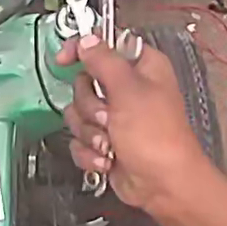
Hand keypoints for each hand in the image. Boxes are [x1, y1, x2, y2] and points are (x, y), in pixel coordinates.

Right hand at [54, 33, 217, 212]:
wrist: (163, 186)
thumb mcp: (129, 90)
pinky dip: (90, 152)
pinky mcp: (104, 142)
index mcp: (141, 67)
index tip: (63, 59)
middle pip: (84, 83)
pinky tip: (107, 160)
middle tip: (108, 118)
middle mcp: (127, 89)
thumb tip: (86, 40)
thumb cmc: (154, 134)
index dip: (82, 49)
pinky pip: (79, 139)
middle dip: (90, 106)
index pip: (104, 44)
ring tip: (110, 144)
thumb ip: (104, 60)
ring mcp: (114, 118)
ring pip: (78, 113)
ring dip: (90, 132)